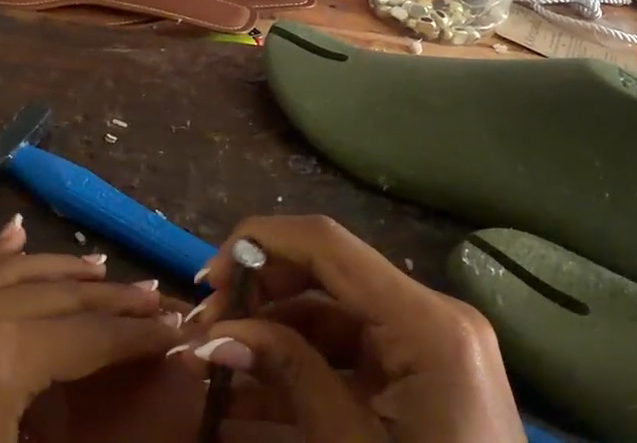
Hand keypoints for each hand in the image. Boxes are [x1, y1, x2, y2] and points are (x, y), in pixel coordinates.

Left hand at [0, 215, 182, 442]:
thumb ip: (74, 423)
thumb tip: (121, 398)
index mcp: (8, 354)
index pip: (92, 335)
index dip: (138, 337)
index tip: (179, 330)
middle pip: (64, 298)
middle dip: (114, 299)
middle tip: (159, 299)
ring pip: (22, 273)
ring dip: (67, 269)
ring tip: (107, 268)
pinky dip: (3, 252)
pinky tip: (19, 233)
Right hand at [176, 215, 521, 442]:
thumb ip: (289, 376)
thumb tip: (215, 332)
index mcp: (427, 324)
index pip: (327, 244)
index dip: (258, 245)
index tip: (207, 280)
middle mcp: (431, 316)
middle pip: (326, 272)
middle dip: (259, 293)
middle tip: (205, 327)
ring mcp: (428, 347)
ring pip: (330, 313)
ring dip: (270, 332)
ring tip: (214, 364)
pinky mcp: (420, 376)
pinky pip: (348, 352)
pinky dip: (299, 364)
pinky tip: (248, 393)